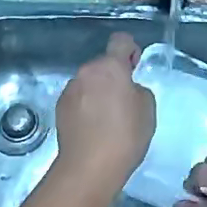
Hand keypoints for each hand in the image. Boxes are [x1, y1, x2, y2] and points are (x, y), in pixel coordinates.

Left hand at [52, 33, 156, 193]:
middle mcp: (86, 72)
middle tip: (124, 102)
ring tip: (107, 119)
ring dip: (98, 91)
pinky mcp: (60, 107)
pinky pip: (77, 98)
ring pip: (89, 82)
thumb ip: (138, 90)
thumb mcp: (147, 110)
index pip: (120, 40)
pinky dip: (85, 105)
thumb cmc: (125, 135)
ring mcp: (69, 89)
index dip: (130, 49)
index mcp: (109, 67)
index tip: (134, 67)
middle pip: (103, 65)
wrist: (89, 166)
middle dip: (113, 77)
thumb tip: (128, 90)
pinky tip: (92, 127)